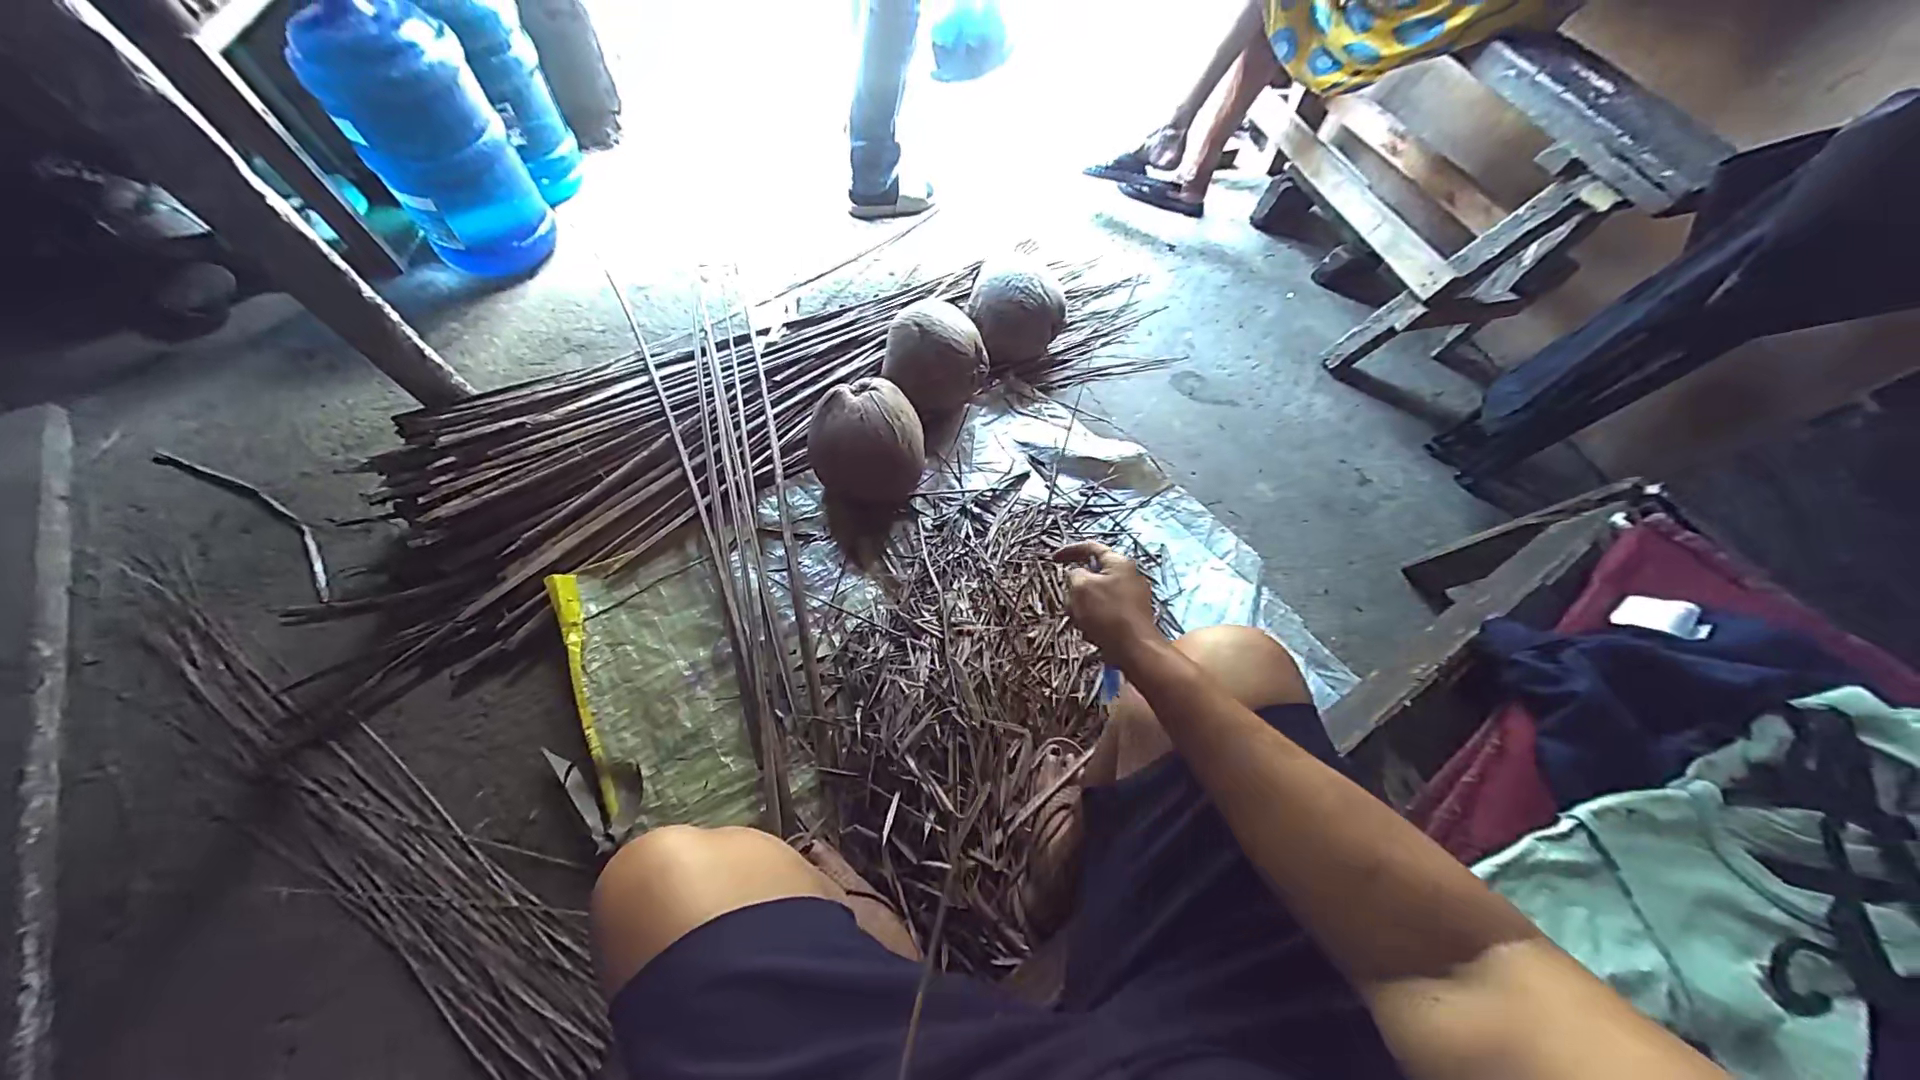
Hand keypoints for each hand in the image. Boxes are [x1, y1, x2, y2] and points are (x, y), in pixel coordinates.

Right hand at [1053, 541, 1162, 658]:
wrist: (1134, 649)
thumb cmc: (1107, 614)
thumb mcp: (1081, 587)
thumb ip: (1074, 574)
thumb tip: (1076, 575)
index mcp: (1119, 563)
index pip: (1091, 548)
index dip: (1069, 551)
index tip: (1054, 559)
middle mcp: (1130, 576)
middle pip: (1093, 575)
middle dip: (1076, 588)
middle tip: (1069, 600)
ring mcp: (1133, 597)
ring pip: (1097, 595)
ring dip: (1083, 606)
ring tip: (1080, 620)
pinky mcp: (1132, 617)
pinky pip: (1106, 611)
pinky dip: (1095, 618)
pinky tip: (1092, 631)